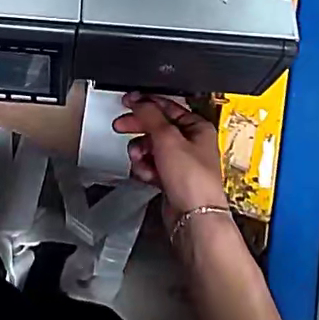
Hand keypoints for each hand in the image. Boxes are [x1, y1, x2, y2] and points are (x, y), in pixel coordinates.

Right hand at [113, 92, 227, 224]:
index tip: (128, 101)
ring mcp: (181, 162)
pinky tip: (146, 174)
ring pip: (151, 147)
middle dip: (138, 129)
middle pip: (157, 127)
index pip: (167, 106)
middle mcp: (191, 143)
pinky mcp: (171, 179)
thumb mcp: (168, 138)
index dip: (146, 102)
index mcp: (197, 127)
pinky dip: (145, 168)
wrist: (194, 218)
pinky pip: (151, 165)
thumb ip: (150, 116)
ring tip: (140, 159)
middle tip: (121, 126)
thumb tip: (139, 102)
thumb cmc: (193, 180)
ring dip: (141, 152)